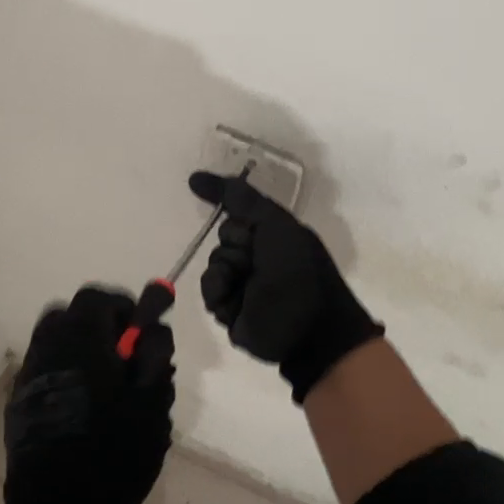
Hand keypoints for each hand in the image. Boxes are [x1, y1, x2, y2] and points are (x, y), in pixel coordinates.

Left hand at [0, 287, 172, 503]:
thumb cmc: (115, 452)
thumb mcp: (152, 399)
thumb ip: (154, 352)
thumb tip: (151, 325)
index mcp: (80, 339)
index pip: (98, 299)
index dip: (124, 308)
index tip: (142, 332)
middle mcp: (46, 349)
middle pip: (71, 316)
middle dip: (100, 326)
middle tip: (126, 357)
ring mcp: (27, 378)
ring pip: (55, 343)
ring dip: (81, 349)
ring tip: (107, 384)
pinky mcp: (18, 406)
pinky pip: (45, 371)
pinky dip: (65, 374)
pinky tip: (85, 408)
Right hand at [188, 170, 382, 401]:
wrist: (307, 326)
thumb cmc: (297, 270)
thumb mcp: (275, 224)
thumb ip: (242, 199)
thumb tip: (195, 178)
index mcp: (274, 232)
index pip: (238, 209)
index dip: (223, 200)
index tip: (195, 184)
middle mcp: (258, 253)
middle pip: (223, 235)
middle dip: (235, 245)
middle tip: (254, 259)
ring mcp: (243, 281)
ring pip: (214, 262)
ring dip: (227, 271)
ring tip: (248, 285)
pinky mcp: (230, 308)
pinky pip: (209, 288)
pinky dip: (219, 291)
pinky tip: (234, 299)